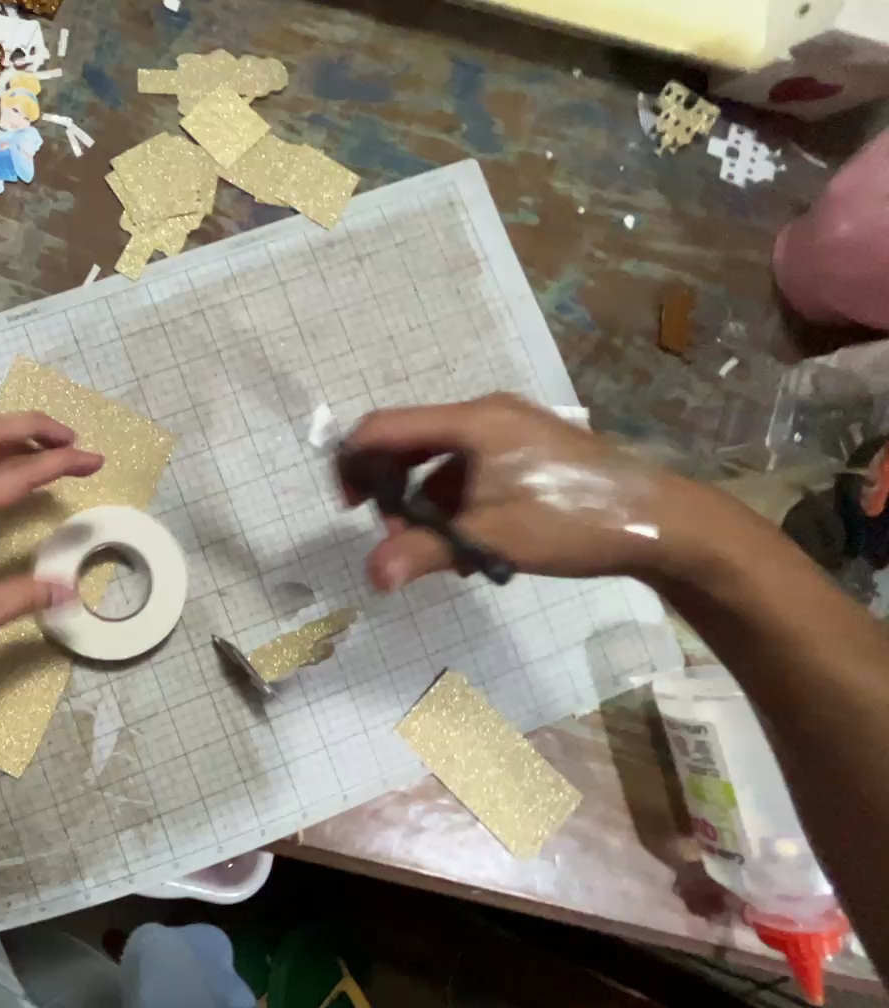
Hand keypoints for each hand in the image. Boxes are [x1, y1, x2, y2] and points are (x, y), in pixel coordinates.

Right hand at [339, 393, 708, 590]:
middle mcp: (484, 416)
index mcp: (472, 422)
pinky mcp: (521, 451)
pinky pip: (460, 469)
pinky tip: (465, 540)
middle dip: (387, 490)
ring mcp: (506, 432)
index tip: (350, 507)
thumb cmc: (575, 519)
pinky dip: (447, 503)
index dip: (351, 463)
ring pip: (431, 460)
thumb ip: (422, 553)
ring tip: (434, 545)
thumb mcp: (491, 540)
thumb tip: (372, 579)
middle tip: (396, 535)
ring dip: (417, 503)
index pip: (382, 428)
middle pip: (404, 443)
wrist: (669, 525)